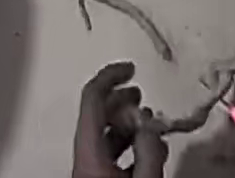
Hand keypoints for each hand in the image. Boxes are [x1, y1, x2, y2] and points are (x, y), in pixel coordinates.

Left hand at [72, 62, 165, 177]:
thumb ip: (149, 148)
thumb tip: (151, 123)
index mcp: (89, 152)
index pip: (92, 97)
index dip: (111, 75)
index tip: (130, 68)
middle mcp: (83, 158)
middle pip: (98, 112)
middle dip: (122, 98)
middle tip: (139, 94)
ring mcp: (88, 171)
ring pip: (104, 132)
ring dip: (127, 121)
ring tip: (149, 122)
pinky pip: (108, 152)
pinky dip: (126, 141)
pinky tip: (145, 148)